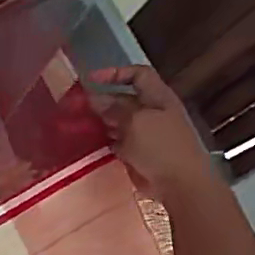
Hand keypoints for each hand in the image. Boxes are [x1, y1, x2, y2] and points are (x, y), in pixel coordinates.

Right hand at [86, 66, 216, 198]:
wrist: (178, 181)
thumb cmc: (161, 146)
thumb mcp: (136, 122)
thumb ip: (115, 109)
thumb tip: (95, 99)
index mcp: (157, 97)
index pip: (138, 75)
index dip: (116, 73)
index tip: (91, 80)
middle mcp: (151, 112)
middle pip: (124, 100)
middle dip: (102, 101)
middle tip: (77, 108)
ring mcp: (144, 133)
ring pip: (118, 121)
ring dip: (100, 122)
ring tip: (78, 125)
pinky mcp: (137, 152)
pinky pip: (116, 142)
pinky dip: (103, 141)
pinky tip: (88, 143)